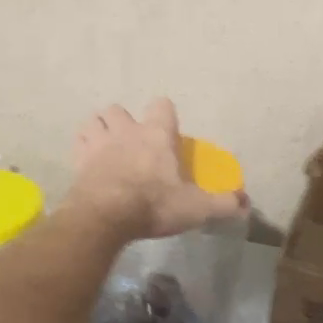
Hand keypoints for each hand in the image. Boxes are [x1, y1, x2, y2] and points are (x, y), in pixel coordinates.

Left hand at [66, 99, 246, 240]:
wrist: (104, 217)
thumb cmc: (153, 205)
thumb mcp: (196, 208)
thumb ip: (222, 203)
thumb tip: (244, 202)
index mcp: (156, 134)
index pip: (162, 105)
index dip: (165, 114)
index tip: (168, 133)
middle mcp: (126, 131)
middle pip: (119, 109)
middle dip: (124, 121)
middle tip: (133, 142)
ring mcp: (98, 144)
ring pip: (94, 120)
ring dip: (100, 129)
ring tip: (107, 146)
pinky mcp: (78, 161)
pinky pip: (77, 143)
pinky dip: (82, 148)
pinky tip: (89, 163)